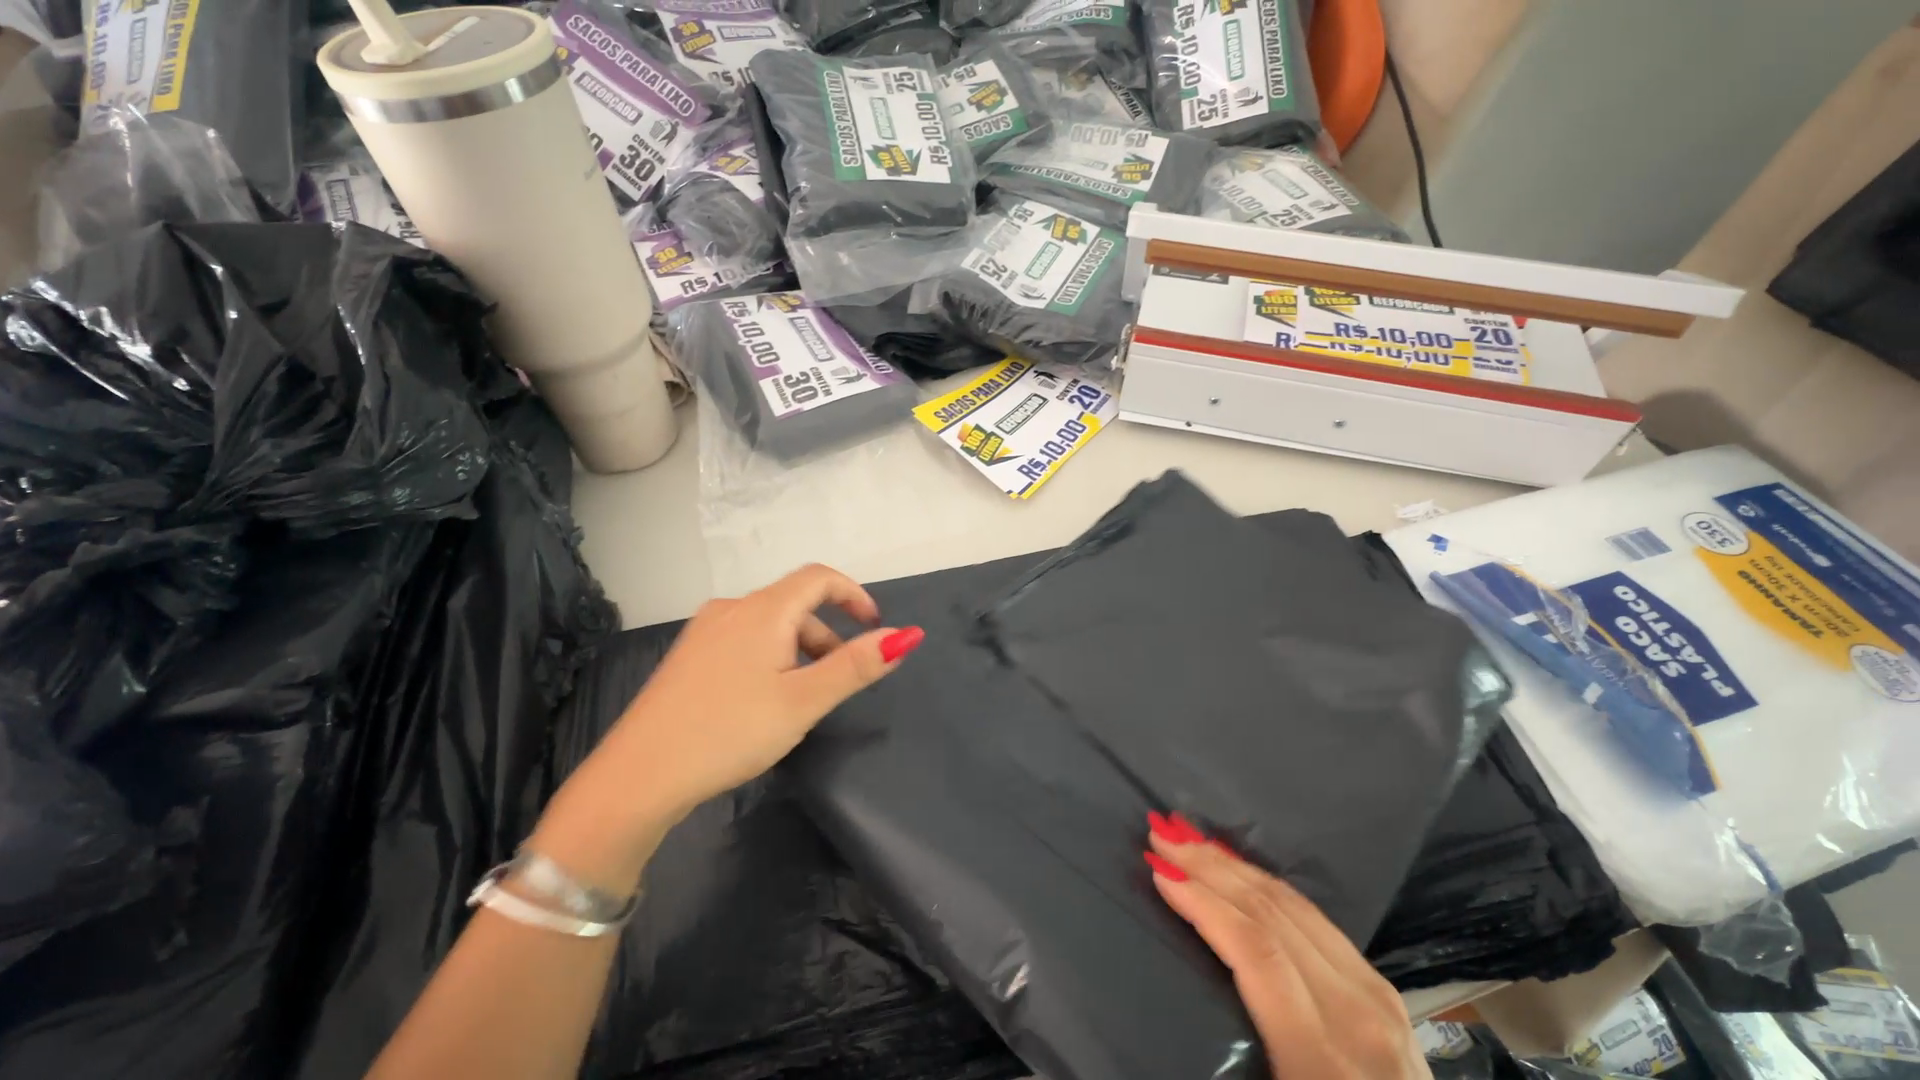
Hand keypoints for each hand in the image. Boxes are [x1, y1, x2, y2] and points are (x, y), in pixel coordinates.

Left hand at [605, 563, 922, 814]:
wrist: (641, 773)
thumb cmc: (730, 732)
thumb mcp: (803, 702)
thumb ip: (856, 666)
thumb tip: (908, 634)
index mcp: (763, 611)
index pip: (818, 577)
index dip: (853, 595)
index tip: (875, 627)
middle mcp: (731, 609)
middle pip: (794, 604)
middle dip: (828, 634)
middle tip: (844, 681)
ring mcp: (704, 633)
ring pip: (768, 626)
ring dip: (800, 650)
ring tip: (806, 700)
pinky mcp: (688, 659)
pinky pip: (743, 642)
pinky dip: (771, 659)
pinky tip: (764, 703)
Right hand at [1145, 814, 1429, 1079]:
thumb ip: (1230, 1049)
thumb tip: (1172, 1001)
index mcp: (1322, 1054)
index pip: (1257, 951)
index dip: (1205, 904)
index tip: (1157, 871)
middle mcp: (1355, 1010)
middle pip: (1275, 915)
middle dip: (1211, 867)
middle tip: (1162, 833)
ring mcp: (1376, 993)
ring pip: (1297, 907)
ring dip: (1237, 867)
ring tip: (1191, 841)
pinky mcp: (1382, 988)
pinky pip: (1318, 921)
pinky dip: (1270, 888)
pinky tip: (1242, 874)